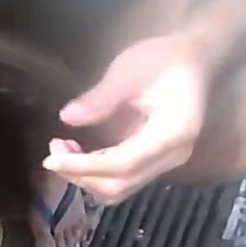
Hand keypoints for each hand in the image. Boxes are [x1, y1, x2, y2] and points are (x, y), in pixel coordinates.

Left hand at [45, 35, 210, 203]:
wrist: (194, 59)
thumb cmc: (164, 58)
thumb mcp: (129, 69)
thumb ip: (101, 96)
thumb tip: (67, 118)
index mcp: (173, 133)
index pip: (123, 164)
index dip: (85, 166)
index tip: (51, 158)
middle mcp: (172, 156)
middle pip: (121, 184)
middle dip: (81, 174)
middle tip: (52, 151)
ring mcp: (166, 163)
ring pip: (120, 188)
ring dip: (86, 177)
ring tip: (62, 150)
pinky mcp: (155, 163)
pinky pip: (122, 179)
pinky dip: (96, 173)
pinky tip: (77, 154)